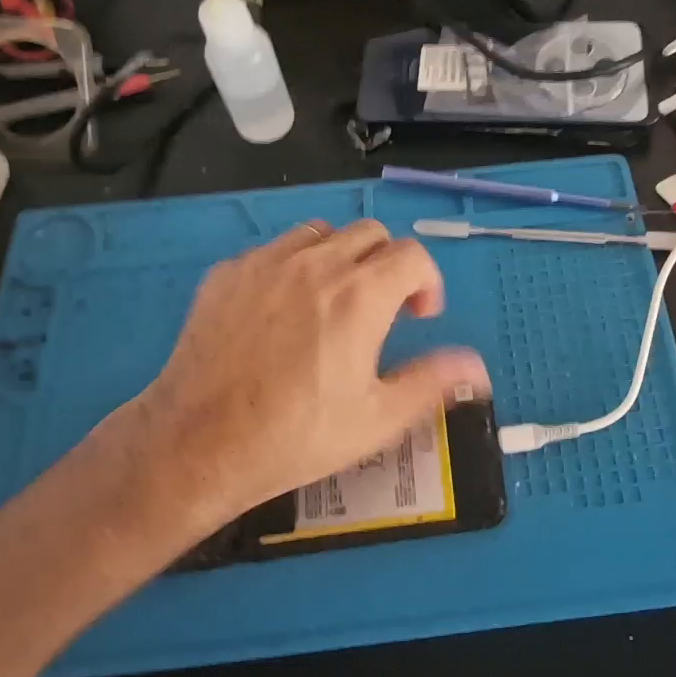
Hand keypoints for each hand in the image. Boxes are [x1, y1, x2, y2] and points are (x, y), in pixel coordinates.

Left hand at [84, 219, 490, 556]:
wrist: (198, 444)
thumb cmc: (297, 436)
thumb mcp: (377, 419)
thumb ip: (432, 382)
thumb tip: (477, 365)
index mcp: (361, 295)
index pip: (412, 255)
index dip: (427, 281)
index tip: (420, 316)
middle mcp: (316, 263)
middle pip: (371, 233)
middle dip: (388, 264)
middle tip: (381, 310)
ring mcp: (266, 263)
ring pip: (321, 232)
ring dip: (341, 257)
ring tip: (333, 302)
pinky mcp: (228, 273)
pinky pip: (274, 250)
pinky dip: (292, 267)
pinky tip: (281, 311)